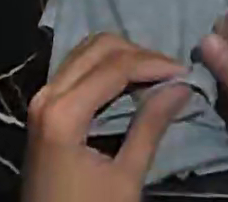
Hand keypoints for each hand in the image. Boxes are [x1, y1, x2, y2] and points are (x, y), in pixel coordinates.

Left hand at [23, 34, 193, 201]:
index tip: (185, 71)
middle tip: (170, 72)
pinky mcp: (44, 105)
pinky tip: (129, 79)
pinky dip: (106, 63)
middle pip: (100, 47)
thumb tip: (182, 86)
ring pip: (88, 49)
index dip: (154, 63)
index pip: (116, 66)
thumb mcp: (124, 180)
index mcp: (63, 113)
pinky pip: (78, 64)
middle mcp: (48, 93)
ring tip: (154, 73)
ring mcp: (43, 97)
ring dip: (123, 54)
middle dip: (139, 53)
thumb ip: (151, 126)